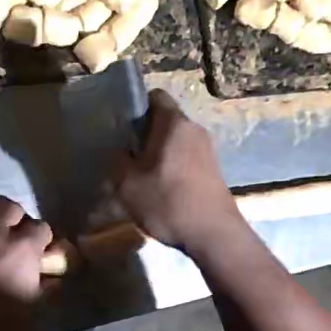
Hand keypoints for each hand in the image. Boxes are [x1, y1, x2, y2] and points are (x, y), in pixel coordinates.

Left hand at [0, 197, 50, 330]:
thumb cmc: (6, 324)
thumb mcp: (38, 307)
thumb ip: (50, 288)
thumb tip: (56, 279)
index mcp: (24, 247)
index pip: (42, 227)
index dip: (44, 238)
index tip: (43, 249)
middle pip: (12, 208)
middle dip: (19, 219)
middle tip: (18, 236)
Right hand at [113, 89, 245, 252]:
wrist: (212, 234)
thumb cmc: (167, 202)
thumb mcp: (127, 184)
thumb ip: (117, 159)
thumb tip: (119, 150)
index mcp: (174, 123)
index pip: (155, 96)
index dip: (136, 106)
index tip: (121, 126)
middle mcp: (194, 129)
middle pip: (165, 120)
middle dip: (144, 133)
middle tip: (125, 154)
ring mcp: (208, 150)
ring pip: (175, 141)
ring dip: (157, 153)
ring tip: (140, 175)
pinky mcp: (212, 170)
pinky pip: (186, 157)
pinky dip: (171, 166)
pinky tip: (160, 188)